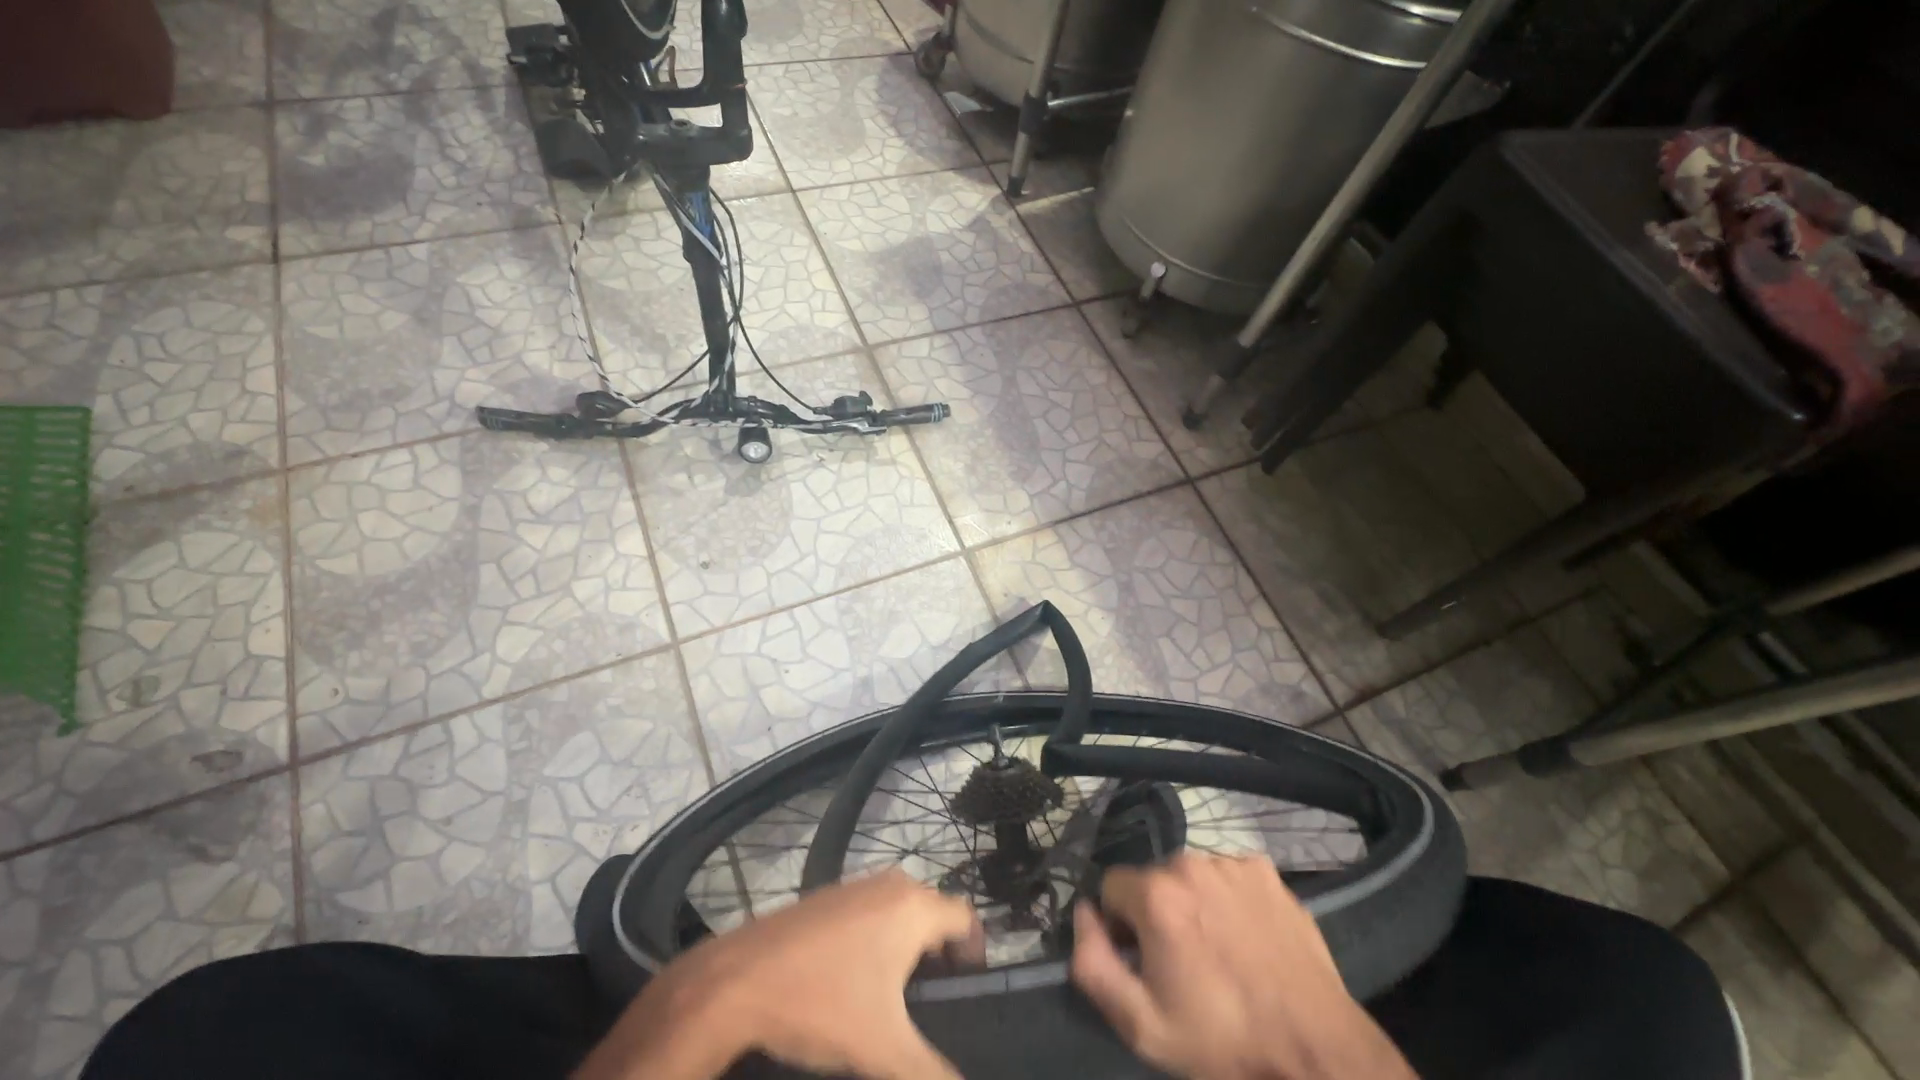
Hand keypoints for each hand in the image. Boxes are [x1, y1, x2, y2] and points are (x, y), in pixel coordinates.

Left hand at [577, 869, 984, 1079]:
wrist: (730, 984)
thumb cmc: (818, 1005)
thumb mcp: (883, 1050)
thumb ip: (932, 1074)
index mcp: (913, 908)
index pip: (968, 920)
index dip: (976, 957)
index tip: (966, 996)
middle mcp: (888, 885)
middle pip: (934, 914)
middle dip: (940, 956)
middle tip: (932, 1004)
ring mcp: (851, 887)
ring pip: (898, 913)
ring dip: (906, 949)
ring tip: (894, 1000)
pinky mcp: (821, 898)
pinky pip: (867, 914)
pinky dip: (873, 941)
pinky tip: (851, 984)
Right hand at [1071, 854, 1415, 1079]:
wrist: (1316, 1047)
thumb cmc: (1223, 1039)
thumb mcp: (1141, 1024)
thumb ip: (1092, 963)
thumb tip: (1083, 914)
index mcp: (1157, 895)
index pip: (1110, 887)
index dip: (1119, 927)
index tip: (1143, 962)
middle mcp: (1192, 864)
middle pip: (1151, 880)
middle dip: (1156, 913)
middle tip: (1182, 964)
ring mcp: (1235, 865)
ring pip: (1191, 877)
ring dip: (1193, 904)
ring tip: (1218, 953)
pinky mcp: (1268, 874)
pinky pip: (1228, 877)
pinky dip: (1228, 900)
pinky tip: (1246, 939)